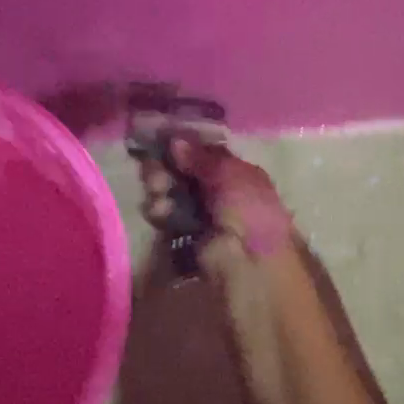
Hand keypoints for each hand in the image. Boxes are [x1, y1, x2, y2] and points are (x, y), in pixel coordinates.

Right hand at [139, 137, 297, 275]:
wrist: (250, 264)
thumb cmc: (249, 210)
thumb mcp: (230, 175)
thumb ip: (200, 158)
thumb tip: (175, 140)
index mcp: (238, 174)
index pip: (204, 155)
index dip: (182, 147)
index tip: (158, 139)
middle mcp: (220, 193)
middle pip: (183, 174)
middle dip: (165, 170)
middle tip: (154, 172)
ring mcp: (202, 217)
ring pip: (172, 195)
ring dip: (161, 191)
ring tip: (158, 194)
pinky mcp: (186, 239)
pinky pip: (168, 219)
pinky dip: (161, 213)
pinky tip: (160, 212)